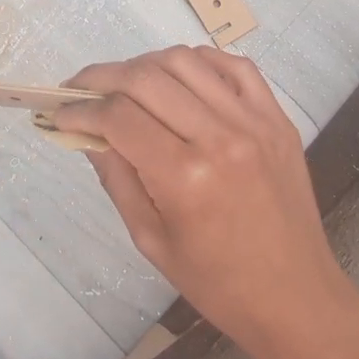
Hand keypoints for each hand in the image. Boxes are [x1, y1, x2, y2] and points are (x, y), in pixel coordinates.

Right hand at [54, 47, 358, 358]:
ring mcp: (254, 122)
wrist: (298, 299)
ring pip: (184, 60)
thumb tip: (84, 131)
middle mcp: (219, 138)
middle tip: (81, 89)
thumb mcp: (150, 239)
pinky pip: (233, 64)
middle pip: (144, 78)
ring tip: (127, 85)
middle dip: (101, 77)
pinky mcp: (276, 118)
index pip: (117, 117)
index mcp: (185, 177)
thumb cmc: (217, 281)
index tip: (61, 112)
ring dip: (144, 65)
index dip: (80, 109)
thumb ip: (114, 176)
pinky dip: (198, 60)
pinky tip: (178, 78)